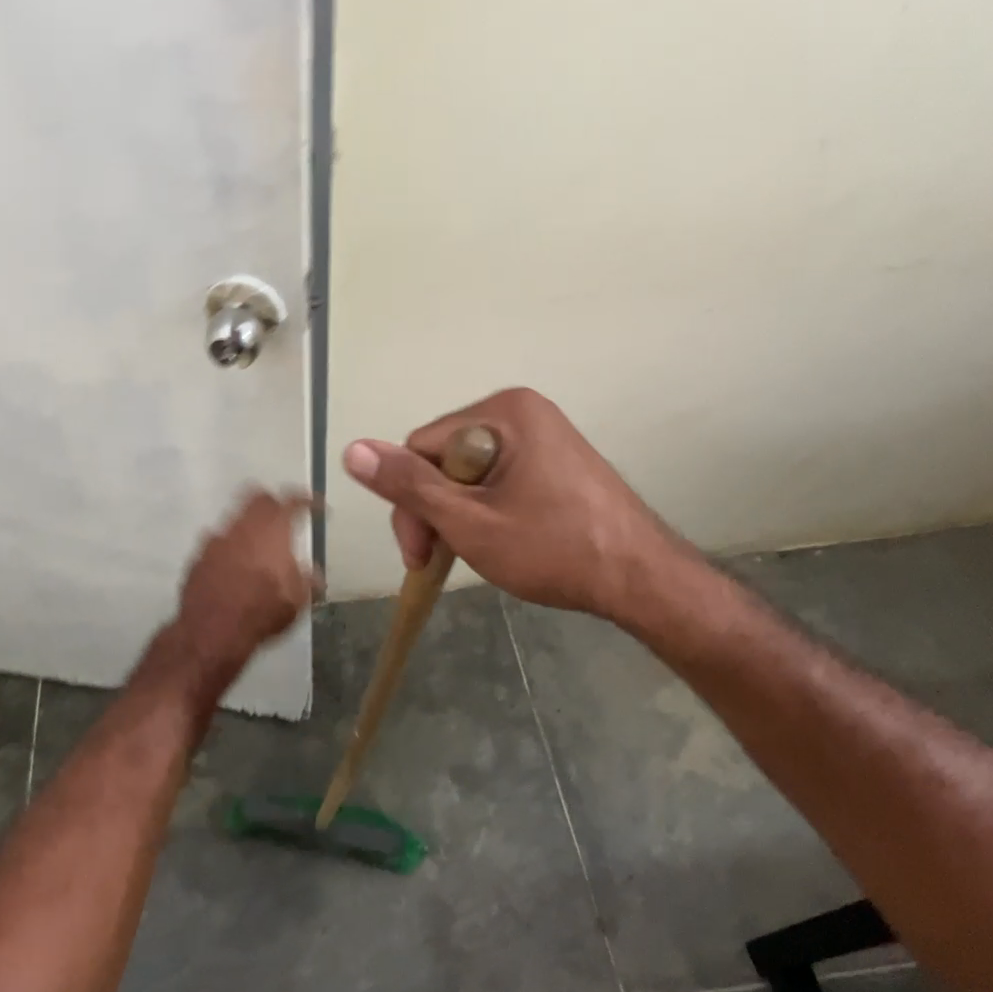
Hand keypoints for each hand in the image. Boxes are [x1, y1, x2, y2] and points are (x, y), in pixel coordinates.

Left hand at [170, 490, 315, 682]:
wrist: (212, 631)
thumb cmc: (262, 613)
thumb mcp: (297, 602)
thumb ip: (307, 581)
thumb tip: (314, 575)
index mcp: (273, 532)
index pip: (293, 501)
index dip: (307, 500)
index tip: (316, 505)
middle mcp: (243, 527)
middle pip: (259, 499)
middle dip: (274, 504)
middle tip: (283, 517)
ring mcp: (216, 540)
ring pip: (234, 519)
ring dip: (248, 528)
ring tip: (257, 547)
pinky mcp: (197, 557)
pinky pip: (216, 543)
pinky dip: (227, 549)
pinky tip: (231, 567)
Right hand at [342, 387, 696, 623]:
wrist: (641, 580)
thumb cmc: (554, 549)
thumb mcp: (469, 522)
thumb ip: (408, 486)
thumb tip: (351, 450)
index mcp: (503, 412)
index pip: (421, 447)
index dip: (410, 502)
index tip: (420, 555)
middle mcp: (522, 412)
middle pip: (443, 459)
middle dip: (435, 511)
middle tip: (440, 561)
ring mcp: (542, 435)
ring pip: (467, 474)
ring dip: (459, 515)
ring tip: (477, 554)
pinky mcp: (554, 461)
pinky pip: (497, 479)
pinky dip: (486, 511)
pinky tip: (500, 541)